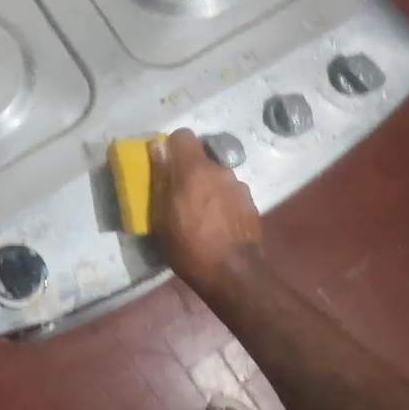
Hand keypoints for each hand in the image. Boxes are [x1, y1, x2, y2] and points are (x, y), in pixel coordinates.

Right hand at [149, 129, 263, 293]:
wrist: (232, 273)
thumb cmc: (187, 245)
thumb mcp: (161, 215)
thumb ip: (160, 177)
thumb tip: (157, 146)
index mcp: (194, 170)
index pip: (183, 136)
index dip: (172, 146)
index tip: (165, 165)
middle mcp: (220, 170)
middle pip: (201, 159)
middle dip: (189, 173)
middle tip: (179, 198)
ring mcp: (239, 187)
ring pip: (217, 177)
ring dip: (207, 188)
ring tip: (201, 215)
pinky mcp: (251, 203)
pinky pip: (230, 194)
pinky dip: (222, 203)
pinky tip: (218, 225)